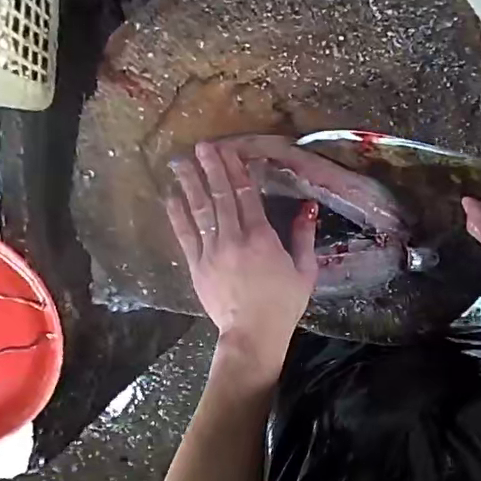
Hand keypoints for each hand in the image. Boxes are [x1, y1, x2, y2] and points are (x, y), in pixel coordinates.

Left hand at [167, 141, 316, 376]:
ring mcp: (211, 252)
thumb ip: (304, 237)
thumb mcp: (305, 271)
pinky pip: (185, 235)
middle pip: (220, 196)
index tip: (229, 150)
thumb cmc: (284, 305)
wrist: (253, 335)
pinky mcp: (197, 267)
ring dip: (190, 184)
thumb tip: (308, 208)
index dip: (236, 170)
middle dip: (211, 168)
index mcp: (262, 238)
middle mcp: (234, 239)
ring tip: (181, 162)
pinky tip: (172, 197)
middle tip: (202, 146)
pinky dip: (178, 214)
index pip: (246, 195)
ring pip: (199, 211)